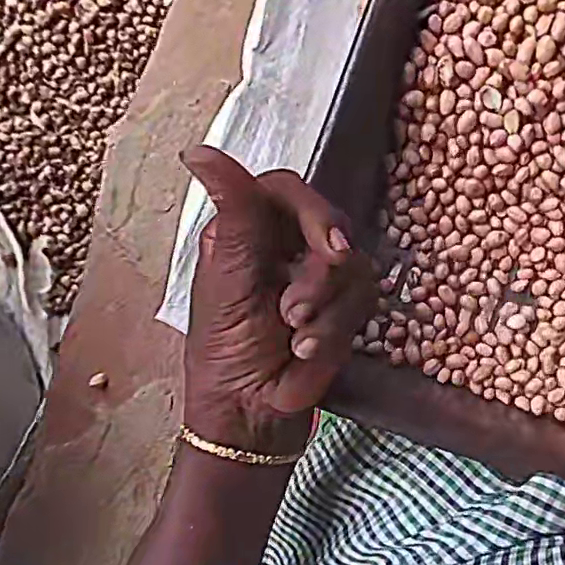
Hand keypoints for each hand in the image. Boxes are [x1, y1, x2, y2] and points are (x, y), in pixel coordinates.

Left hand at [181, 147, 375, 454]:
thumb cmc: (226, 352)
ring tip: (295, 337)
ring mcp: (320, 276)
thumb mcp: (228, 286)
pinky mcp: (344, 306)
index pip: (286, 190)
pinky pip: (364, 299)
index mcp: (248, 231)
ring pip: (354, 265)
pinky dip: (337, 328)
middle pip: (331, 224)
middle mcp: (287, 246)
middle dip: (321, 274)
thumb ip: (235, 219)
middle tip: (298, 311)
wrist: (253, 413)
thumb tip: (200, 151)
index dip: (312, 210)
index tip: (330, 246)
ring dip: (326, 308)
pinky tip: (308, 350)